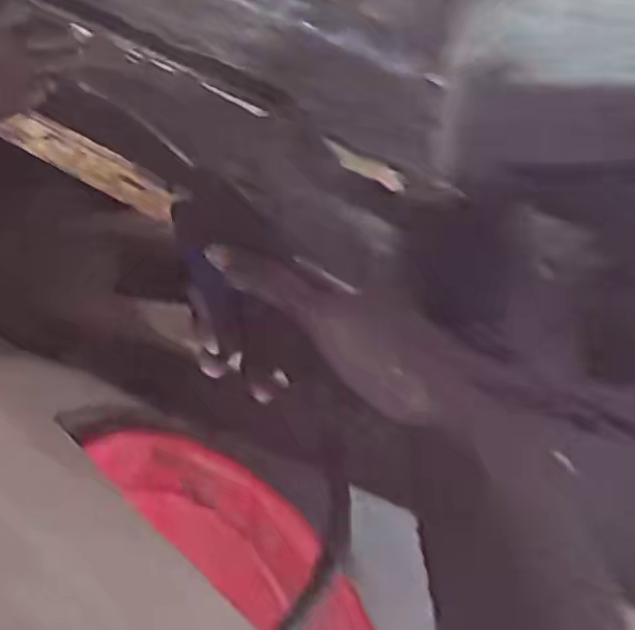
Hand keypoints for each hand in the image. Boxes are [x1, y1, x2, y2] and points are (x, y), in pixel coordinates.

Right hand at [205, 244, 483, 426]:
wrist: (466, 412)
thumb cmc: (391, 354)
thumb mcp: (324, 315)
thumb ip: (268, 280)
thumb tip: (212, 249)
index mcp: (312, 274)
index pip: (243, 263)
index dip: (213, 281)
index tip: (194, 301)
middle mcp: (311, 292)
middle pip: (245, 297)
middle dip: (220, 324)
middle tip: (207, 352)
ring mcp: (320, 326)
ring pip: (257, 329)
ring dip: (237, 351)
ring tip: (224, 375)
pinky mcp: (328, 358)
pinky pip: (279, 355)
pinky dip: (264, 370)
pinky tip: (263, 390)